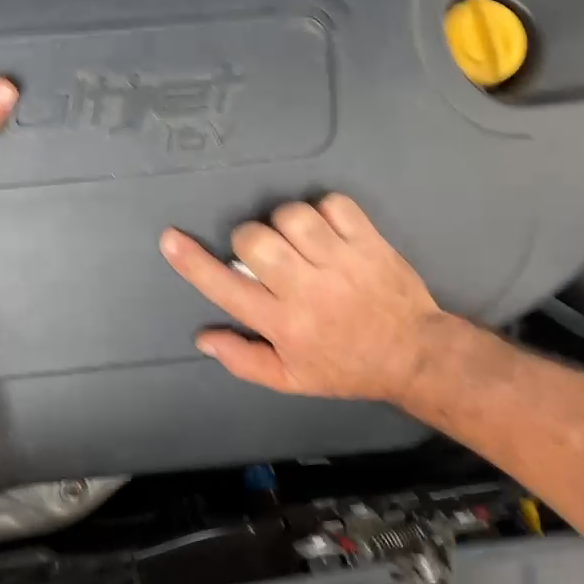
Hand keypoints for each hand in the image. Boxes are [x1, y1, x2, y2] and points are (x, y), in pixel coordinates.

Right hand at [159, 195, 445, 404]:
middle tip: (263, 255)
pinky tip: (326, 230)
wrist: (413, 355)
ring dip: (284, 223)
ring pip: (292, 216)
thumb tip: (203, 338)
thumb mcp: (290, 379)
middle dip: (248, 239)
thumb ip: (243, 359)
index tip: (171, 239)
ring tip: (296, 241)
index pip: (227, 288)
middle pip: (256, 241)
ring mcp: (340, 262)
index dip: (193, 262)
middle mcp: (307, 290)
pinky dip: (323, 210)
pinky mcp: (369, 242)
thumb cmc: (345, 367)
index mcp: (283, 324)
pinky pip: (333, 204)